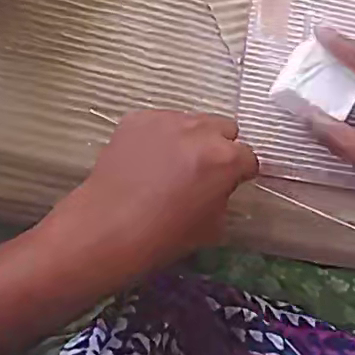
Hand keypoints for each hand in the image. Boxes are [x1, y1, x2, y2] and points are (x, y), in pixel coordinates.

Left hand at [44, 110, 257, 274]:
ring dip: (189, 139)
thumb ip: (223, 195)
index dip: (240, 173)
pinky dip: (158, 137)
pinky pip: (159, 122)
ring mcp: (165, 120)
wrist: (106, 228)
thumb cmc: (163, 236)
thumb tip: (219, 185)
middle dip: (218, 147)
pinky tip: (145, 160)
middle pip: (223, 128)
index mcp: (224, 158)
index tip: (229, 183)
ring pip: (190, 121)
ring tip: (169, 165)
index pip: (248, 157)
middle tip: (200, 171)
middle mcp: (198, 130)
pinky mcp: (136, 118)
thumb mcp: (211, 226)